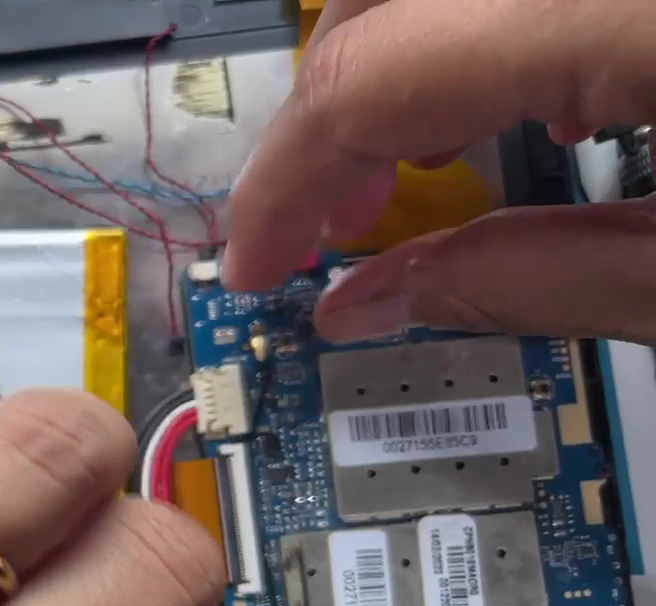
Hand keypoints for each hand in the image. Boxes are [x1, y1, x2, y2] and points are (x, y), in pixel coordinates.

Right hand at [222, 0, 655, 343]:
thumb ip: (536, 278)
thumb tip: (365, 304)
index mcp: (646, 14)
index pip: (368, 78)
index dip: (280, 185)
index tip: (260, 267)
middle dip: (322, 106)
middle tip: (335, 212)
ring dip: (397, 64)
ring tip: (427, 159)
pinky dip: (488, 30)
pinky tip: (546, 89)